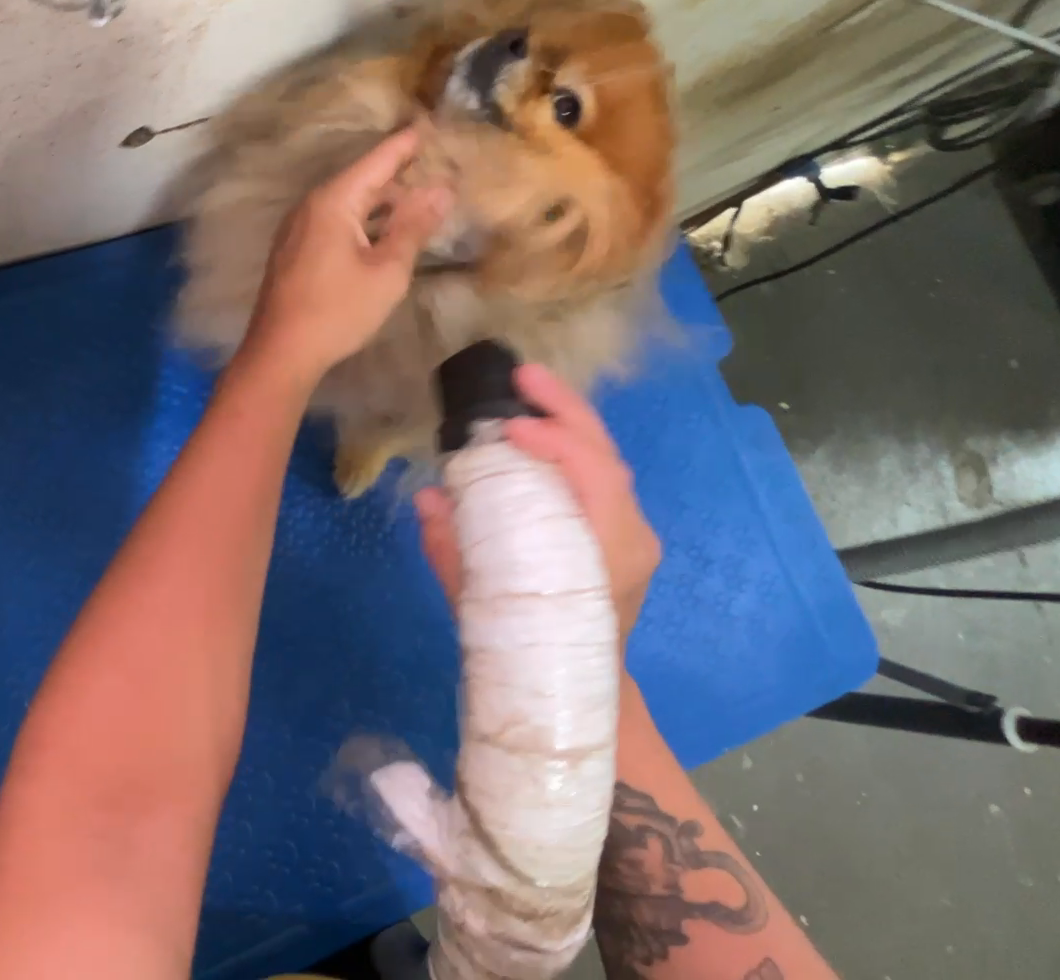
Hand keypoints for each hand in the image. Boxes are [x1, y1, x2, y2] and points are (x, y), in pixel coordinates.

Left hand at [239, 129, 453, 382]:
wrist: (280, 353)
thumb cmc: (336, 311)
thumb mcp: (386, 271)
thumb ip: (414, 226)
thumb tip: (442, 190)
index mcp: (333, 201)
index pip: (379, 158)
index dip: (409, 143)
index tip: (434, 124)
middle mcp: (310, 206)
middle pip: (362, 180)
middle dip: (400, 177)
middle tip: (439, 173)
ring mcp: (296, 230)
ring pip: (348, 204)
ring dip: (382, 204)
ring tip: (420, 205)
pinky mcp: (293, 252)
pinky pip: (334, 223)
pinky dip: (362, 222)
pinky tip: (383, 235)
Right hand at [413, 364, 660, 645]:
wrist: (569, 684)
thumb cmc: (522, 644)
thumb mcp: (476, 600)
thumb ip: (452, 548)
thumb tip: (427, 496)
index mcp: (609, 551)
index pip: (595, 475)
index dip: (555, 440)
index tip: (507, 424)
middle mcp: (632, 534)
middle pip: (605, 453)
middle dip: (564, 408)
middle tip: (520, 374)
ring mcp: (632, 531)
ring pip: (605, 459)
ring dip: (565, 421)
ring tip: (525, 391)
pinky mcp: (620, 531)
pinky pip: (596, 476)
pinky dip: (567, 446)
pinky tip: (537, 431)